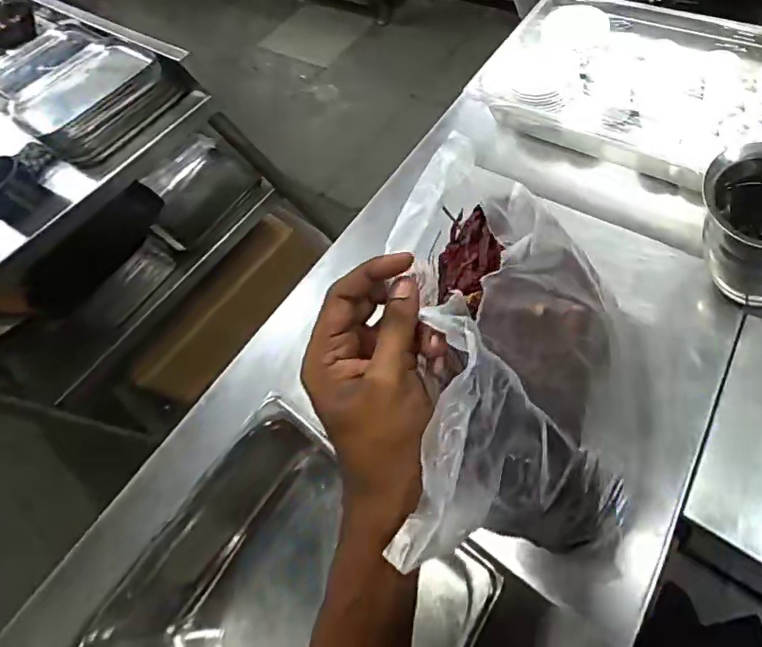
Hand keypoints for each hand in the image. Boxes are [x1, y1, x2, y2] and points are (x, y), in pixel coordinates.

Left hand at [302, 252, 432, 540]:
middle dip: (398, 300)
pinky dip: (421, 344)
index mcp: (325, 355)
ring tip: (433, 345)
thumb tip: (406, 282)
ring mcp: (365, 365)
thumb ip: (396, 327)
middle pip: (367, 306)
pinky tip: (436, 356)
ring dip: (414, 326)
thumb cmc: (386, 443)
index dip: (372, 273)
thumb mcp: (390, 379)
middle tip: (428, 292)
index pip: (343, 296)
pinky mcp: (388, 376)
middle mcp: (340, 354)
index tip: (406, 260)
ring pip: (390, 323)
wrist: (397, 500)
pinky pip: (404, 344)